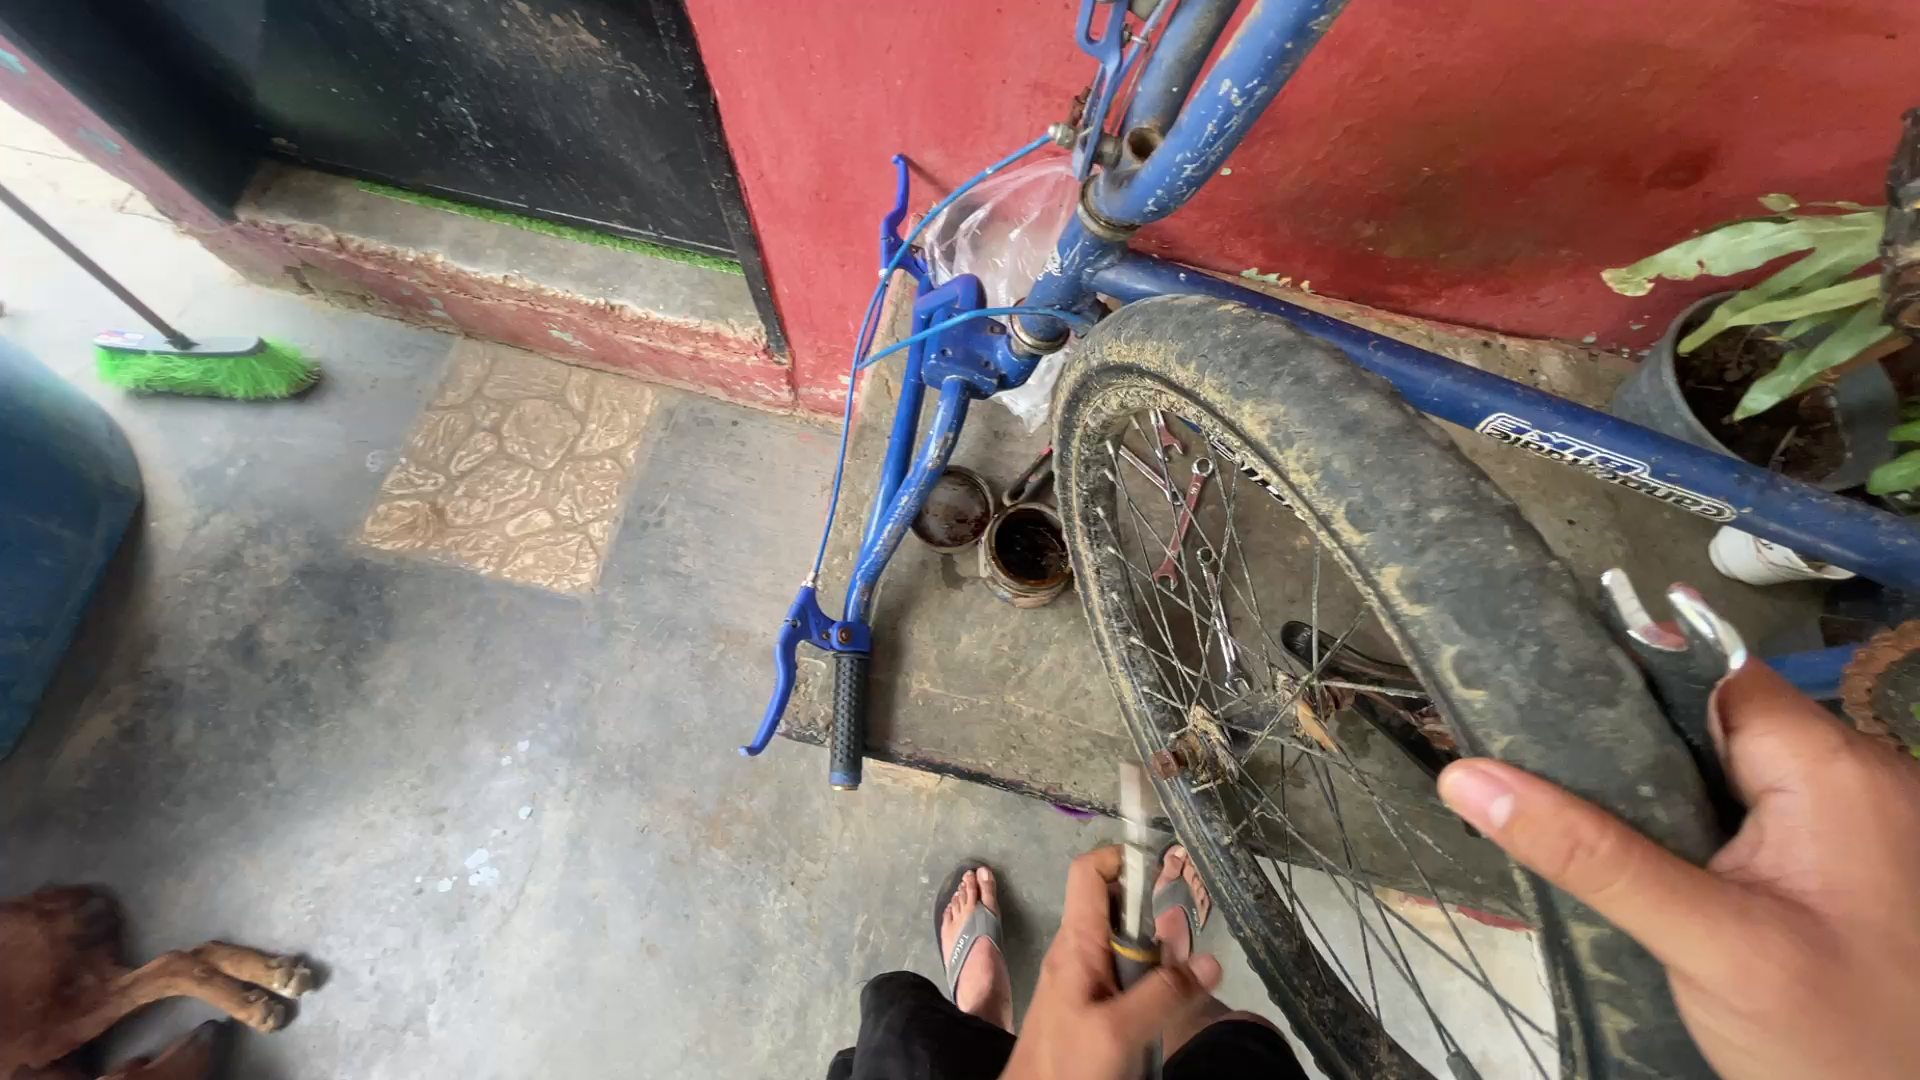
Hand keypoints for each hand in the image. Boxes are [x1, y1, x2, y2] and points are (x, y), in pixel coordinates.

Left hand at [1000, 845, 1223, 1079]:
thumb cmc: (1067, 1064)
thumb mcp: (1119, 1033)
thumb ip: (1165, 996)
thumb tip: (1212, 960)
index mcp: (1076, 940)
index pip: (1088, 871)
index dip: (1120, 859)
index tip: (1161, 871)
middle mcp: (1075, 948)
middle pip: (1111, 904)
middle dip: (1149, 910)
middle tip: (1187, 935)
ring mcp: (1080, 975)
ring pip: (1119, 940)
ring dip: (1152, 948)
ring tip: (1185, 970)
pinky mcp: (1087, 1002)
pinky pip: (1119, 971)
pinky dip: (1145, 975)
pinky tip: (1166, 999)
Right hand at [1437, 662, 1919, 1079]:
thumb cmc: (1852, 1047)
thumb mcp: (1712, 946)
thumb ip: (1590, 857)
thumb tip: (1462, 777)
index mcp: (1835, 772)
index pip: (1700, 671)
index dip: (1609, 667)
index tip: (1515, 681)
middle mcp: (1845, 779)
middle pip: (1693, 713)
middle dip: (1600, 725)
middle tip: (1505, 741)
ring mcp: (1836, 822)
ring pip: (1699, 760)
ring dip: (1620, 770)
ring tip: (1533, 779)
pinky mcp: (1818, 861)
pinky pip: (1715, 803)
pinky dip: (1651, 807)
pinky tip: (1597, 828)